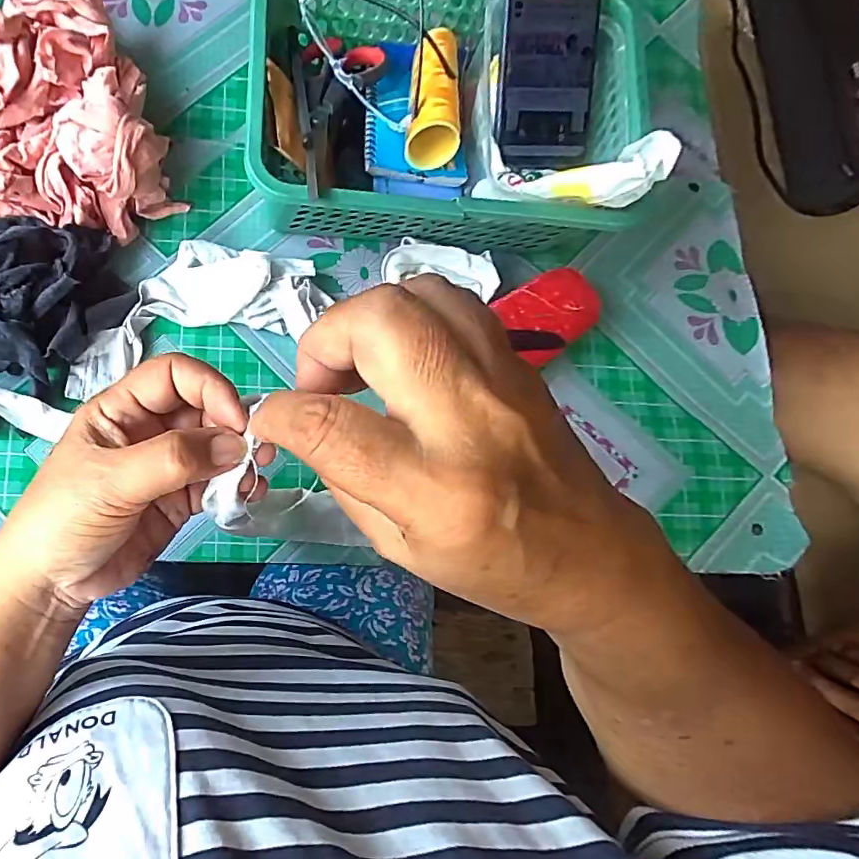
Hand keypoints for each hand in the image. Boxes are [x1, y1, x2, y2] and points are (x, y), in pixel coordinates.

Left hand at [0, 353, 271, 614]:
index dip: (209, 388)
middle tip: (256, 451)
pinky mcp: (179, 500)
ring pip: (215, 447)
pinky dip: (237, 485)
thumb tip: (234, 443)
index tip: (235, 419)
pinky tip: (247, 494)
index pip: (173, 376)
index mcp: (121, 410)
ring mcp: (166, 467)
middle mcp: (147, 431)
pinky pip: (216, 483)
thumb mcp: (113, 481)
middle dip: (231, 425)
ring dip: (240, 456)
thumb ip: (173, 459)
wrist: (53, 583)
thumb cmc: (63, 519)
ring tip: (256, 475)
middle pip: (202, 409)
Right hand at [249, 275, 658, 632]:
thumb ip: (344, 479)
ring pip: (417, 294)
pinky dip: (408, 316)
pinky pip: (451, 303)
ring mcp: (502, 379)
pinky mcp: (517, 359)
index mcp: (435, 490)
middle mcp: (470, 421)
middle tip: (322, 384)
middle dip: (324, 341)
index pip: (332, 426)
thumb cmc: (489, 564)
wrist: (587, 551)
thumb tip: (308, 427)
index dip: (281, 413)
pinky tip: (402, 357)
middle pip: (379, 323)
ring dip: (366, 320)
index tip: (271, 418)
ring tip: (361, 365)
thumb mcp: (397, 547)